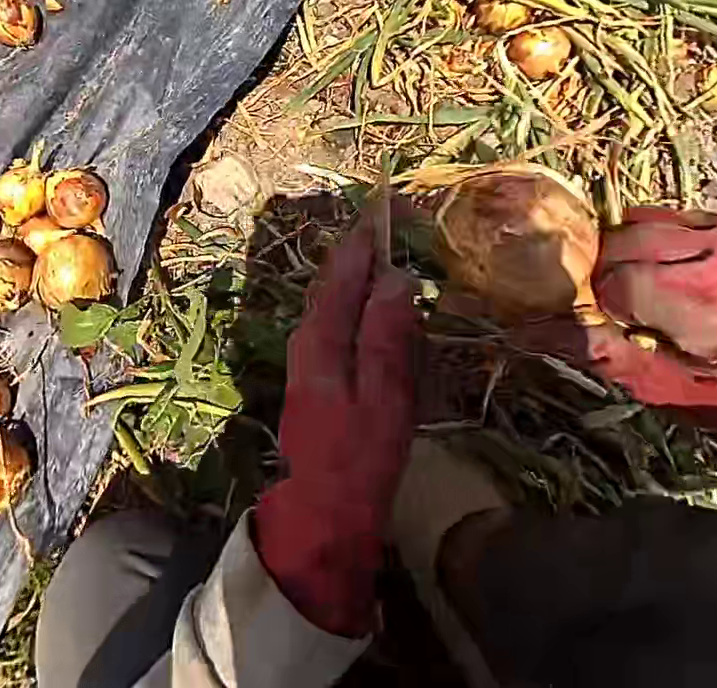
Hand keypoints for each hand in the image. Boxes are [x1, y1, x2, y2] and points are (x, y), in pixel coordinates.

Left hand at [254, 213, 420, 636]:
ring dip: (370, 271)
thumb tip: (395, 277)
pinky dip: (366, 301)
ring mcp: (311, 350)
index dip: (371, 231)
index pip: (346, 265)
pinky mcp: (320, 367)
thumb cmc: (357, 459)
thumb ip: (387, 337)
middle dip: (371, 245)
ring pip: (342, 295)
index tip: (396, 201)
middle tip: (406, 220)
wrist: (320, 515)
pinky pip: (345, 318)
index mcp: (322, 334)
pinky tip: (388, 305)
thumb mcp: (382, 399)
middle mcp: (309, 332)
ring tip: (401, 251)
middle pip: (341, 274)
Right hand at [588, 207, 716, 514]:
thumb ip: (602, 352)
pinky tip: (670, 269)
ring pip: (646, 220)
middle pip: (625, 239)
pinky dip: (659, 238)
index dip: (604, 302)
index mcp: (706, 305)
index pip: (617, 279)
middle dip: (607, 268)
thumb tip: (531, 330)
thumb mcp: (668, 391)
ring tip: (641, 283)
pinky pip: (679, 218)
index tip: (615, 324)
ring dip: (629, 248)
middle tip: (617, 302)